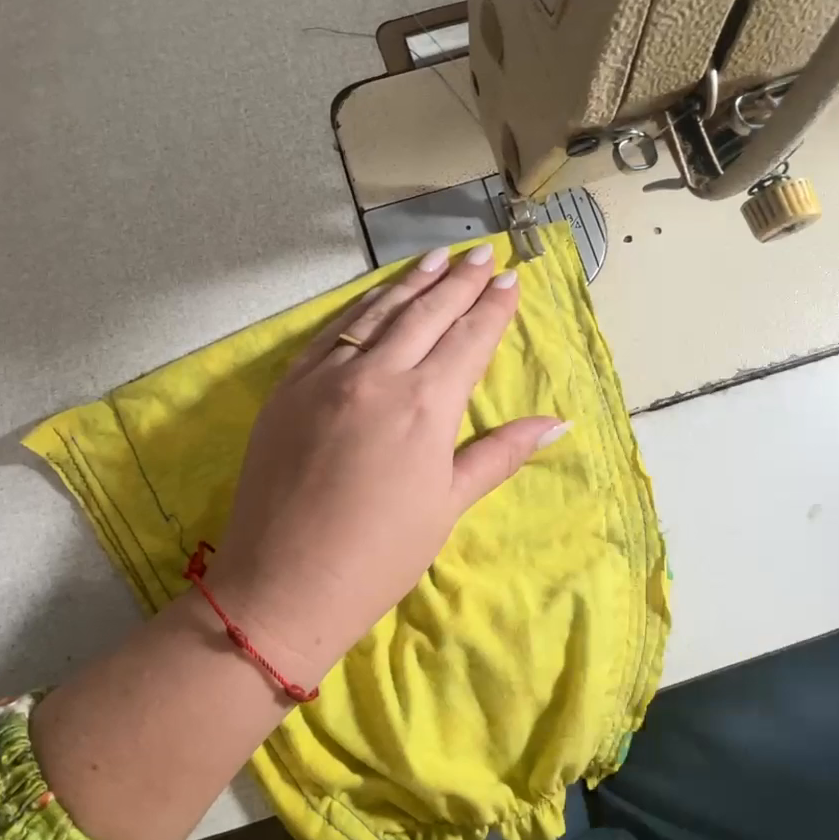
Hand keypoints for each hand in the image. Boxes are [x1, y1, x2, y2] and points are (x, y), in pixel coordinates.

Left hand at [212, 243, 566, 680]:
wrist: (281, 585)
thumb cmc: (378, 556)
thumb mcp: (448, 505)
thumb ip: (499, 454)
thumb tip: (557, 422)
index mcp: (425, 405)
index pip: (469, 339)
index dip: (493, 308)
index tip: (512, 280)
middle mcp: (377, 375)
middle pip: (427, 312)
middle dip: (460, 280)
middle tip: (483, 254)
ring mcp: (327, 375)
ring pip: (378, 312)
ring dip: (412, 282)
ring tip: (438, 258)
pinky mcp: (289, 385)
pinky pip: (332, 331)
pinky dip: (360, 308)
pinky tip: (376, 297)